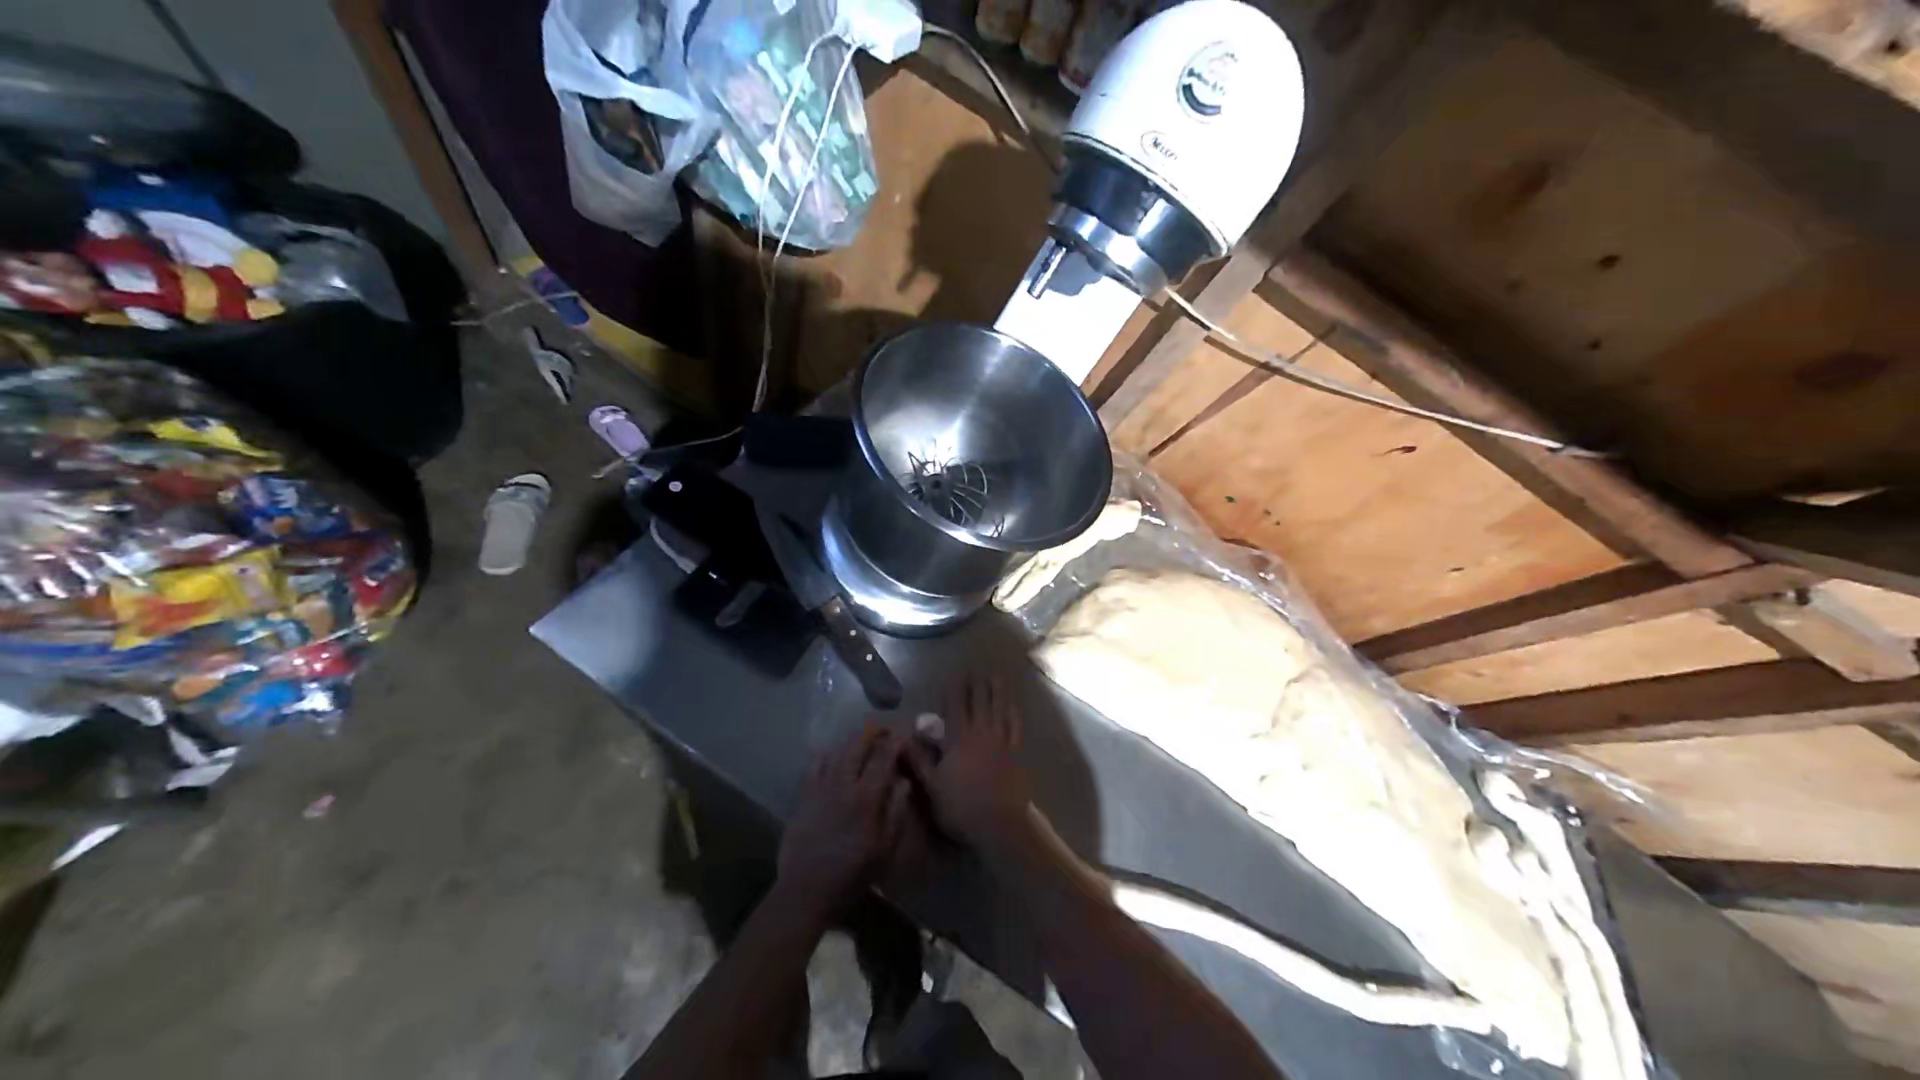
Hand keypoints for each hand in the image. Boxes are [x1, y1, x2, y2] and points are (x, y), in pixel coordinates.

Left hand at [777, 723, 910, 908]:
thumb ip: (896, 811)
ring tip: (862, 739)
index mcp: (867, 797)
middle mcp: (844, 784)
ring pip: (837, 750)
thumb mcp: (885, 847)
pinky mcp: (804, 795)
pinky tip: (832, 755)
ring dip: (852, 741)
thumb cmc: (853, 871)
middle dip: (873, 732)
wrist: (807, 888)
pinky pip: (815, 764)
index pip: (883, 757)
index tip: (903, 736)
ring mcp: (820, 787)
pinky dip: (827, 754)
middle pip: (858, 745)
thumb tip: (903, 781)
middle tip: (884, 730)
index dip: (895, 742)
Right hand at [901, 676, 1033, 854]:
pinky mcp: (1017, 753)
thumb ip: (918, 760)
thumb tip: (903, 738)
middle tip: (975, 671)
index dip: (954, 690)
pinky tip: (1012, 705)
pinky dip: (1013, 713)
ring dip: (997, 692)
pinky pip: (1016, 726)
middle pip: (979, 703)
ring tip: (995, 677)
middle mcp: (981, 734)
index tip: (954, 676)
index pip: (955, 707)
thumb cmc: (960, 808)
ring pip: (999, 709)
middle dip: (976, 685)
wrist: (999, 825)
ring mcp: (1002, 742)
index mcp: (958, 740)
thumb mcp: (931, 787)